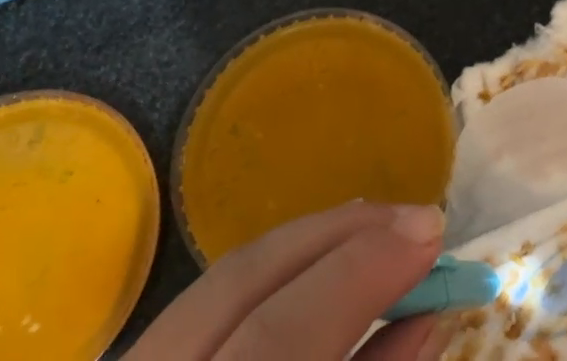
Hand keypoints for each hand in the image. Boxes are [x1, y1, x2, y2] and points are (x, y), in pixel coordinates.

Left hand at [126, 201, 450, 360]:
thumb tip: (426, 314)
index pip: (280, 336)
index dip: (363, 274)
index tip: (432, 230)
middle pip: (240, 279)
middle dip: (339, 235)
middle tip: (418, 219)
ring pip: (218, 279)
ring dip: (309, 248)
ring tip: (379, 233)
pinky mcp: (134, 357)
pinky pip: (206, 302)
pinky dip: (271, 277)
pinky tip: (320, 268)